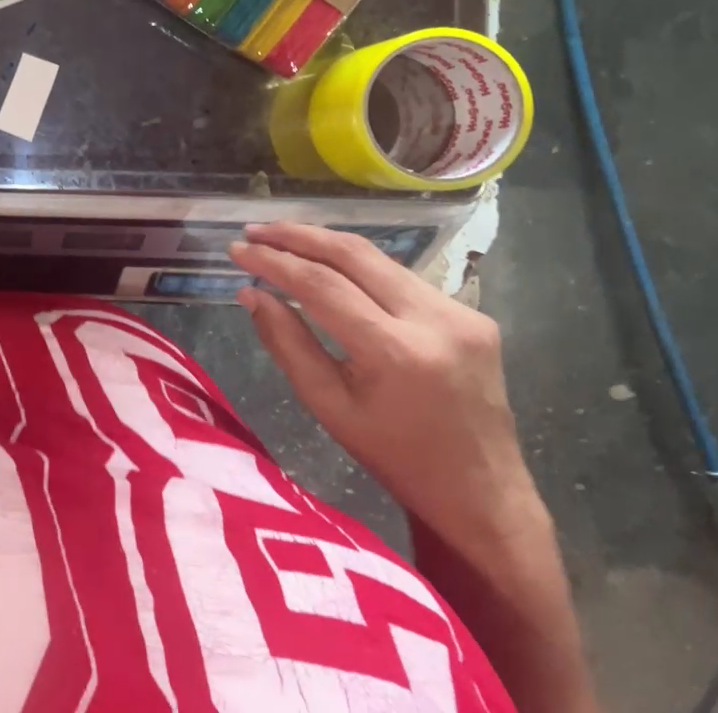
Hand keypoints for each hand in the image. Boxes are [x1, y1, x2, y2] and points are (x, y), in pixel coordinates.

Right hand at [229, 223, 546, 562]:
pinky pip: (402, 278)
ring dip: (326, 245)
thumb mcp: (326, 403)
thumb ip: (286, 342)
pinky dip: (357, 266)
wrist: (480, 488)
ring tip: (280, 239)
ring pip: (380, 260)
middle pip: (355, 255)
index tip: (236, 250)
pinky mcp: (472, 316)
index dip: (274, 262)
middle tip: (254, 229)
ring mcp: (461, 314)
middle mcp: (436, 321)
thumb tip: (251, 293)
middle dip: (298, 236)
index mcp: (396, 352)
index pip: (322, 286)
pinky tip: (327, 267)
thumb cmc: (392, 455)